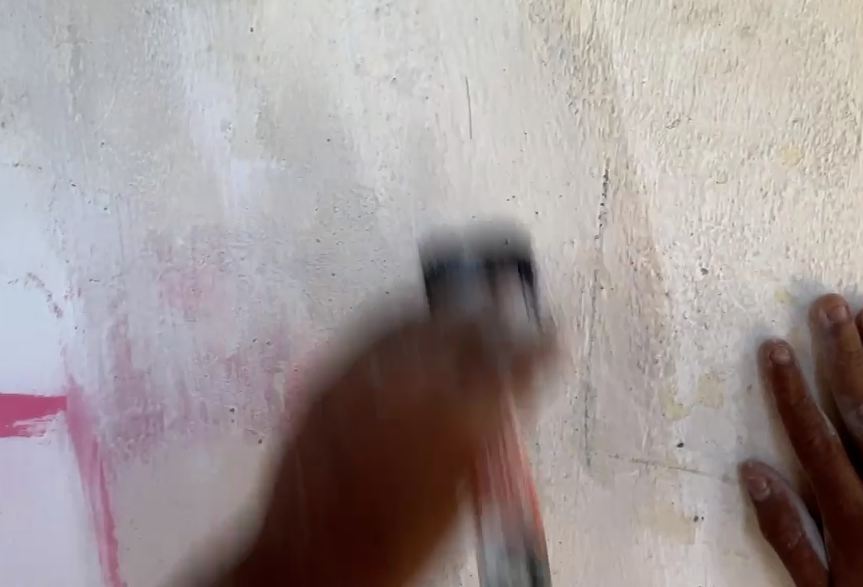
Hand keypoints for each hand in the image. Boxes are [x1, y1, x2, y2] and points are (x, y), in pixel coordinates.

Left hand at [224, 309, 557, 586]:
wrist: (310, 555)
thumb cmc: (392, 543)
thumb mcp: (461, 495)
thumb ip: (481, 437)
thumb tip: (498, 405)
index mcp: (459, 420)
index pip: (514, 363)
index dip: (541, 346)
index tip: (552, 338)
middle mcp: (417, 383)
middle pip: (472, 328)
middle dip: (501, 319)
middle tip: (518, 316)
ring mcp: (374, 371)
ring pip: (429, 320)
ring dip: (459, 314)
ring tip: (477, 308)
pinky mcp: (339, 370)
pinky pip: (385, 328)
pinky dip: (411, 321)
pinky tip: (423, 322)